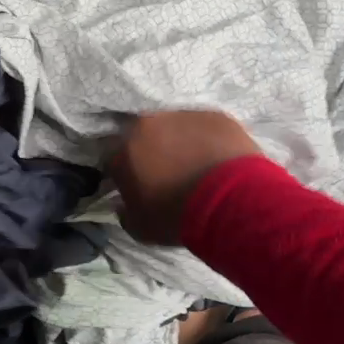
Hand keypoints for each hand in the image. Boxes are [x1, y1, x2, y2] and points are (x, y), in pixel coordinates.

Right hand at [110, 110, 262, 244]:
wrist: (230, 201)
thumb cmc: (178, 216)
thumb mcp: (141, 228)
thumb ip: (125, 213)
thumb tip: (122, 205)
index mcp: (124, 149)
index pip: (113, 158)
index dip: (123, 174)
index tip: (133, 187)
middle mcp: (148, 124)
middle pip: (143, 136)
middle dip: (150, 152)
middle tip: (166, 174)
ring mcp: (183, 115)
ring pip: (175, 127)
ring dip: (179, 143)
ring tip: (196, 166)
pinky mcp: (214, 115)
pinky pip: (205, 128)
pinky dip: (207, 141)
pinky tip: (218, 160)